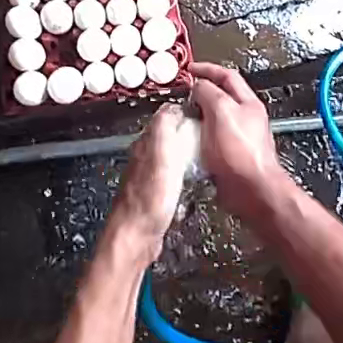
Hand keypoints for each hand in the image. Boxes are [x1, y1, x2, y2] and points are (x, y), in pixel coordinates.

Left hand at [108, 105, 191, 259]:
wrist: (136, 236)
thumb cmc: (149, 198)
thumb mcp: (162, 151)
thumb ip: (165, 125)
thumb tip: (174, 107)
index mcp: (146, 143)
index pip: (165, 118)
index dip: (184, 114)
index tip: (202, 117)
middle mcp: (144, 158)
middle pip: (168, 138)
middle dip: (187, 136)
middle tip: (206, 139)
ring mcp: (148, 178)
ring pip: (170, 159)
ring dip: (186, 159)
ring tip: (203, 161)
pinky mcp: (154, 198)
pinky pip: (172, 181)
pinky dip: (183, 180)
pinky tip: (191, 187)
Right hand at [189, 62, 293, 222]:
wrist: (252, 191)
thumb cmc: (243, 154)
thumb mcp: (221, 111)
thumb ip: (208, 93)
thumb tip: (198, 87)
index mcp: (247, 103)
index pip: (226, 76)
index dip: (206, 70)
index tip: (190, 69)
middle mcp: (245, 119)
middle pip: (219, 98)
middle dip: (199, 96)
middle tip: (183, 96)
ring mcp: (238, 138)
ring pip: (212, 121)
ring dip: (195, 120)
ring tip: (182, 120)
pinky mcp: (229, 157)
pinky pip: (208, 142)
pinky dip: (196, 141)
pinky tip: (188, 145)